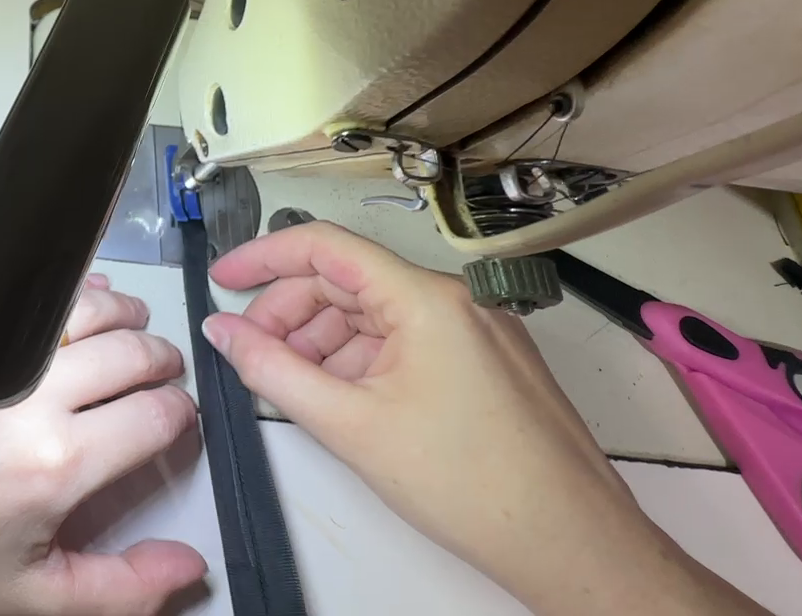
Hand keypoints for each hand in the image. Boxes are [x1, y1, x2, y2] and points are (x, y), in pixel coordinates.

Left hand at [0, 274, 205, 615]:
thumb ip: (122, 587)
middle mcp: (29, 399)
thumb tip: (191, 568)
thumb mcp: (31, 597)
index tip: (180, 416)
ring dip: (123, 314)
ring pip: (84, 309)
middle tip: (164, 371)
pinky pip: (27, 301)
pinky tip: (80, 303)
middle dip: (161, 360)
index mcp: (57, 465)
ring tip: (135, 327)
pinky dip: (67, 294)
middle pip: (129, 354)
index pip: (155, 416)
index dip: (182, 412)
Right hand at [200, 222, 762, 615]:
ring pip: (370, 313)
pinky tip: (338, 395)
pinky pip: (400, 339)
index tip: (220, 281)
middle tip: (251, 354)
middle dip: (289, 313)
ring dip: (320, 340)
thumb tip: (217, 329)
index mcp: (425, 298)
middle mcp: (453, 299)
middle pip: (344, 282)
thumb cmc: (465, 485)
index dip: (262, 256)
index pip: (324, 245)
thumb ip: (269, 369)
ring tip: (293, 383)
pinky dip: (357, 358)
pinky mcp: (484, 361)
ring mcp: (474, 330)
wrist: (584, 557)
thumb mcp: (348, 425)